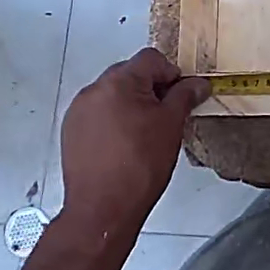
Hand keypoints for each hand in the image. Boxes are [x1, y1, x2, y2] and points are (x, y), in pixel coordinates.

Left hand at [60, 48, 207, 233]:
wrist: (102, 210)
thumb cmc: (142, 163)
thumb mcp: (172, 124)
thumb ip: (185, 95)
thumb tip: (198, 84)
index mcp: (119, 81)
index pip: (151, 58)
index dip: (171, 73)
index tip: (180, 98)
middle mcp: (94, 90)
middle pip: (130, 73)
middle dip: (151, 87)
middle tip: (165, 114)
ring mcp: (78, 111)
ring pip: (113, 93)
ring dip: (131, 102)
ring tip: (144, 132)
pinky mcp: (70, 132)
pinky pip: (98, 112)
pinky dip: (114, 118)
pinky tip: (124, 144)